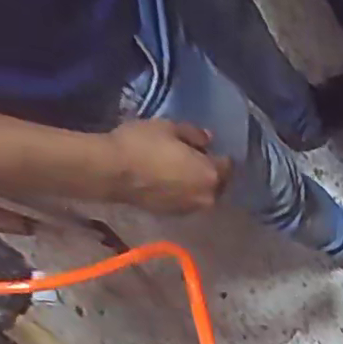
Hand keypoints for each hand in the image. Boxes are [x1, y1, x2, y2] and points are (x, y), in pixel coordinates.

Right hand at [103, 120, 230, 212]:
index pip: (227, 166)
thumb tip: (208, 139)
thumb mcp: (169, 128)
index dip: (221, 156)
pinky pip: (189, 201)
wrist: (114, 173)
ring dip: (199, 184)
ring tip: (184, 170)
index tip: (212, 149)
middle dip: (212, 173)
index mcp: (210, 175)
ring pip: (203, 195)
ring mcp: (191, 209)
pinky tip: (173, 182)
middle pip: (218, 184)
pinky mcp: (175, 215)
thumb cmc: (143, 144)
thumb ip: (194, 134)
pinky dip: (186, 193)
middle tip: (199, 159)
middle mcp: (207, 197)